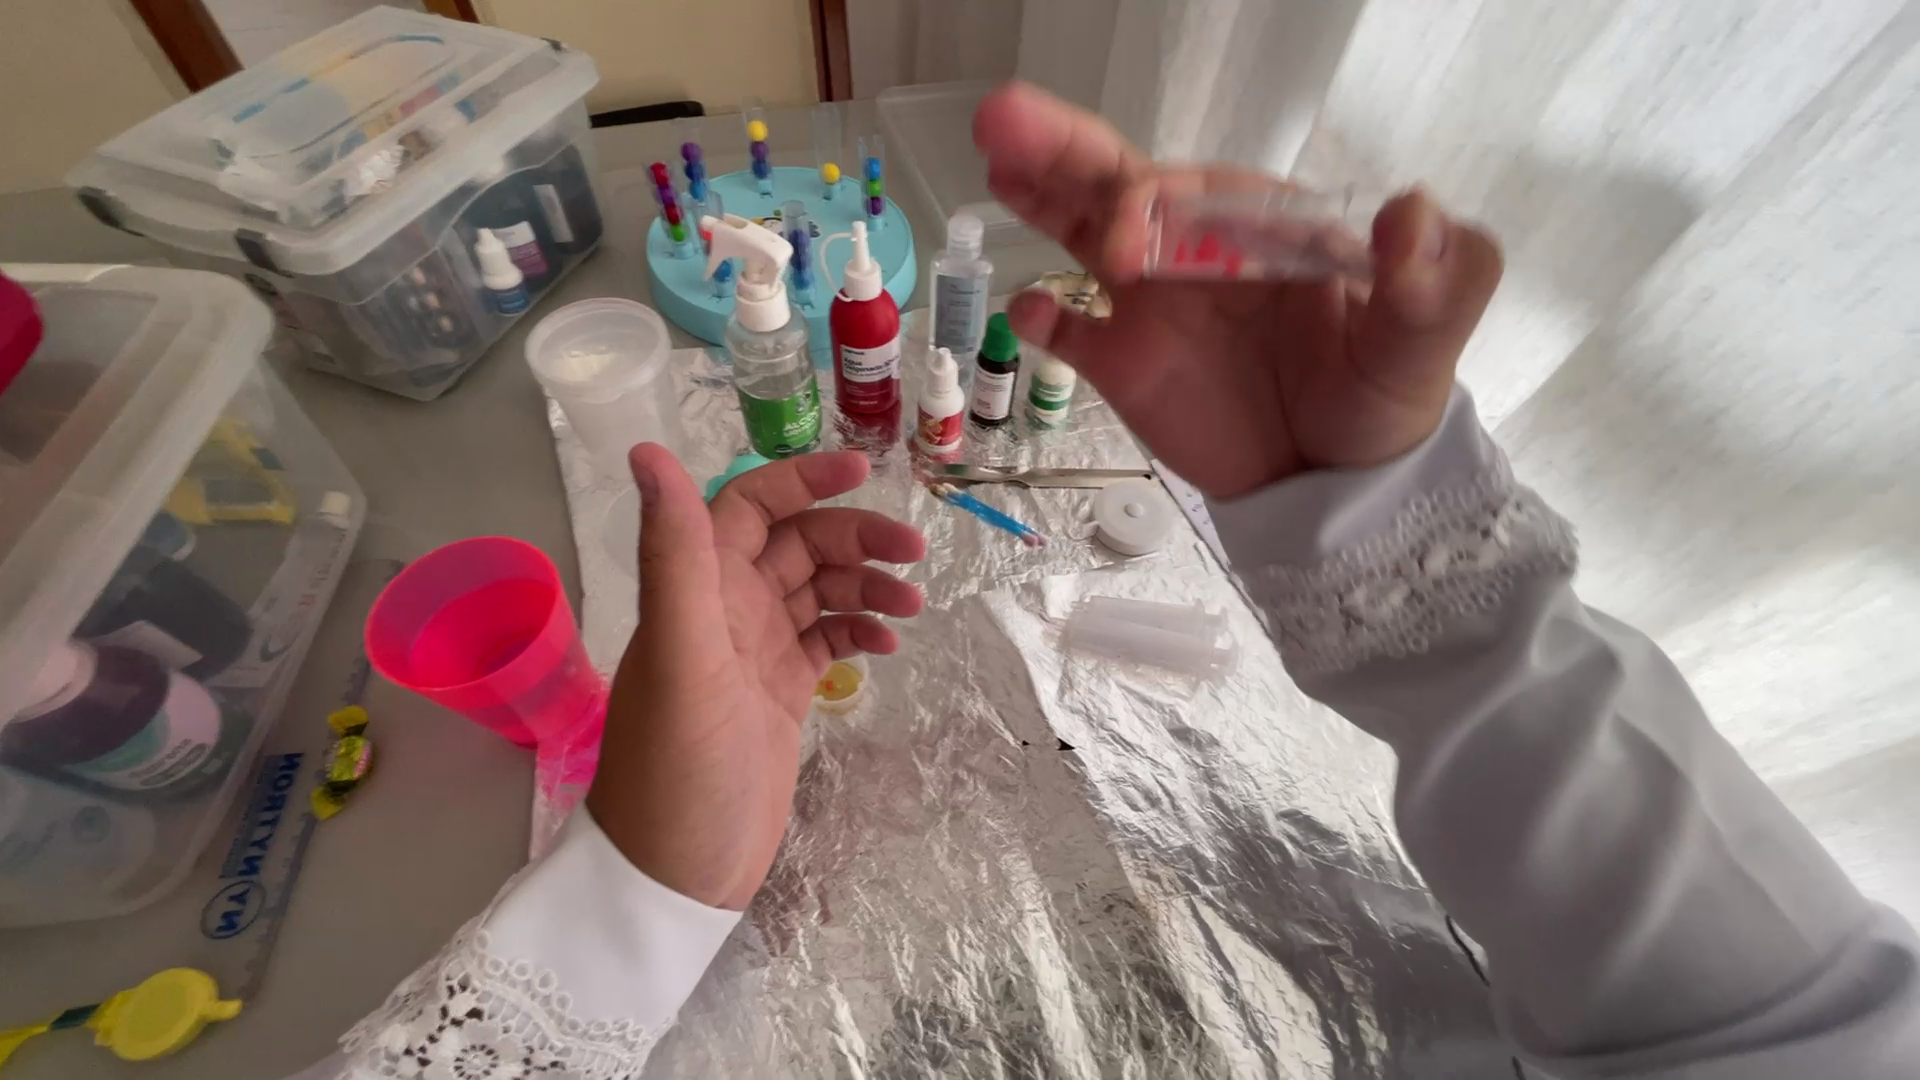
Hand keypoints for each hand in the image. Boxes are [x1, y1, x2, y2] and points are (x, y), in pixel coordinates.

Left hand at [586, 447, 925, 910]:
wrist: (679, 874)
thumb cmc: (681, 766)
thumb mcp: (685, 656)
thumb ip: (676, 555)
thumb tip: (647, 453)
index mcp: (698, 588)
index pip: (751, 506)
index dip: (803, 480)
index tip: (864, 471)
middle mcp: (726, 607)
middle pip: (801, 545)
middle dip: (857, 539)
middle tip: (914, 556)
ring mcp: (757, 649)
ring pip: (821, 590)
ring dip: (867, 586)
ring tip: (911, 606)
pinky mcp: (782, 688)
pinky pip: (827, 638)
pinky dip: (858, 630)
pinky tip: (885, 644)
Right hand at [973, 82, 1505, 497]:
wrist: (1328, 480)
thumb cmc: (1381, 400)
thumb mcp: (1425, 339)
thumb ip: (1435, 276)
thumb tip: (1413, 209)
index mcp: (1261, 228)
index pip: (1197, 190)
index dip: (1150, 205)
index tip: (1124, 253)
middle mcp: (1195, 252)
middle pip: (1122, 186)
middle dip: (1065, 150)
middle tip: (999, 116)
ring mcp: (1152, 307)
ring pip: (1084, 239)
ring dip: (1041, 201)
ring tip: (993, 160)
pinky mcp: (1124, 363)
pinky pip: (1071, 334)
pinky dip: (1043, 320)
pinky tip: (1023, 308)